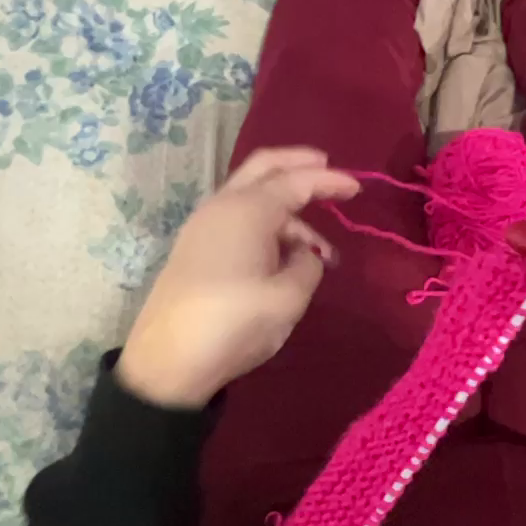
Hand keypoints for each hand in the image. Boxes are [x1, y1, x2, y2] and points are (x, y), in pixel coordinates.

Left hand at [115, 148, 360, 408]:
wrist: (167, 361)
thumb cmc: (234, 323)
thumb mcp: (288, 298)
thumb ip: (307, 266)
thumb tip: (305, 256)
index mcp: (248, 210)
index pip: (297, 181)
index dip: (330, 181)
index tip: (358, 188)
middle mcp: (223, 206)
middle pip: (264, 168)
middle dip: (298, 164)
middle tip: (327, 168)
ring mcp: (205, 226)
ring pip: (252, 198)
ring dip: (287, 210)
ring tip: (320, 250)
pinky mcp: (197, 249)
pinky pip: (240, 220)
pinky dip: (268, 225)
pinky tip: (286, 255)